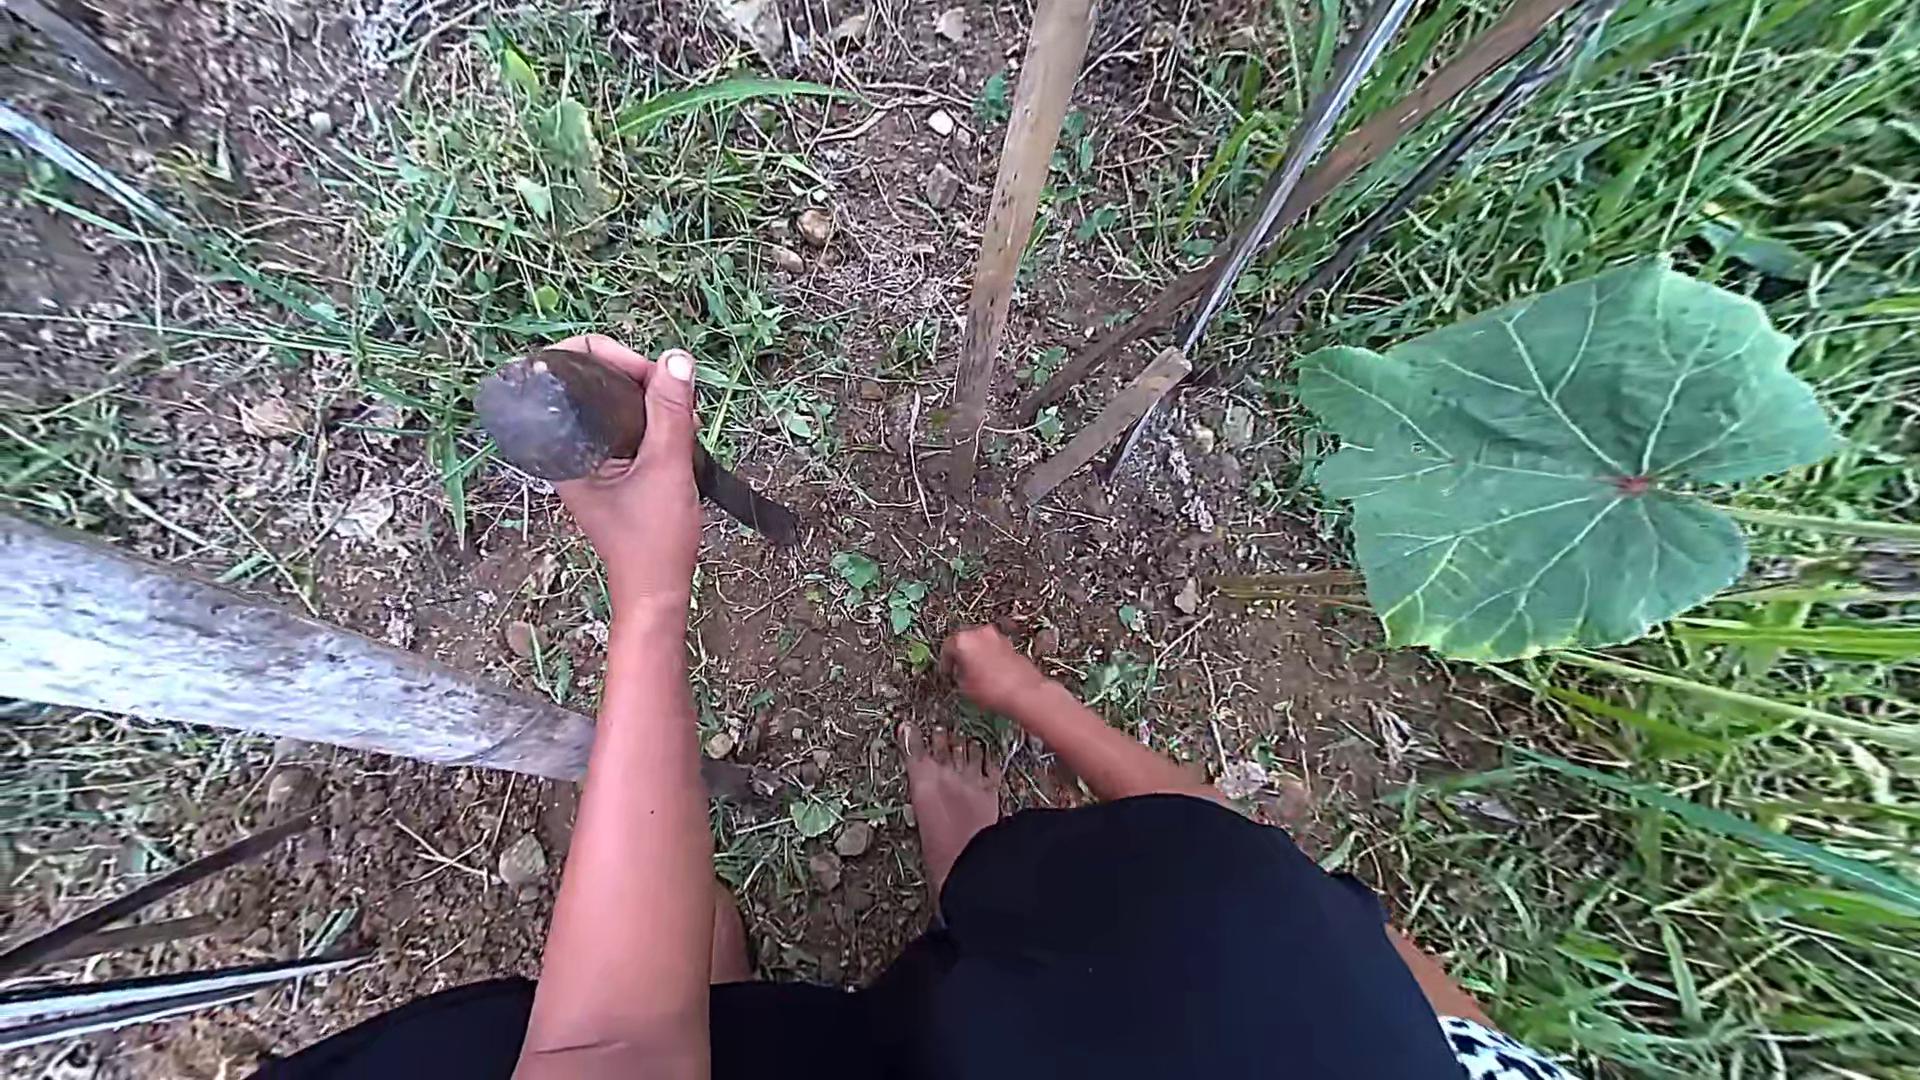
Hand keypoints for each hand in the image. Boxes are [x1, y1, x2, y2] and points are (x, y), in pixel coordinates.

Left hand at [550, 334, 700, 620]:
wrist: (658, 586)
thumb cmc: (655, 537)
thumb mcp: (666, 468)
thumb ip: (670, 413)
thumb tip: (678, 360)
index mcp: (561, 441)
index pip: (570, 366)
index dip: (615, 358)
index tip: (658, 378)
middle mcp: (568, 443)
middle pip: (596, 381)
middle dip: (642, 381)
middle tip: (680, 401)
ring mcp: (590, 457)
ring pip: (617, 405)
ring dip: (654, 403)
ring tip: (687, 422)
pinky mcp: (611, 468)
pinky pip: (629, 428)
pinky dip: (656, 424)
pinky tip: (682, 435)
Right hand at [941, 625, 1050, 715]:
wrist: (1024, 693)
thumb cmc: (995, 690)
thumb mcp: (963, 687)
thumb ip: (958, 674)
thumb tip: (960, 674)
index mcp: (963, 640)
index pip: (947, 647)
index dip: (945, 662)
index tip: (947, 671)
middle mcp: (980, 633)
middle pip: (965, 641)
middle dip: (962, 654)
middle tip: (959, 670)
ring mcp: (997, 637)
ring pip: (980, 643)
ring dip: (977, 654)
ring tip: (976, 674)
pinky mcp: (1010, 644)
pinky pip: (994, 648)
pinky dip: (990, 656)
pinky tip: (991, 673)